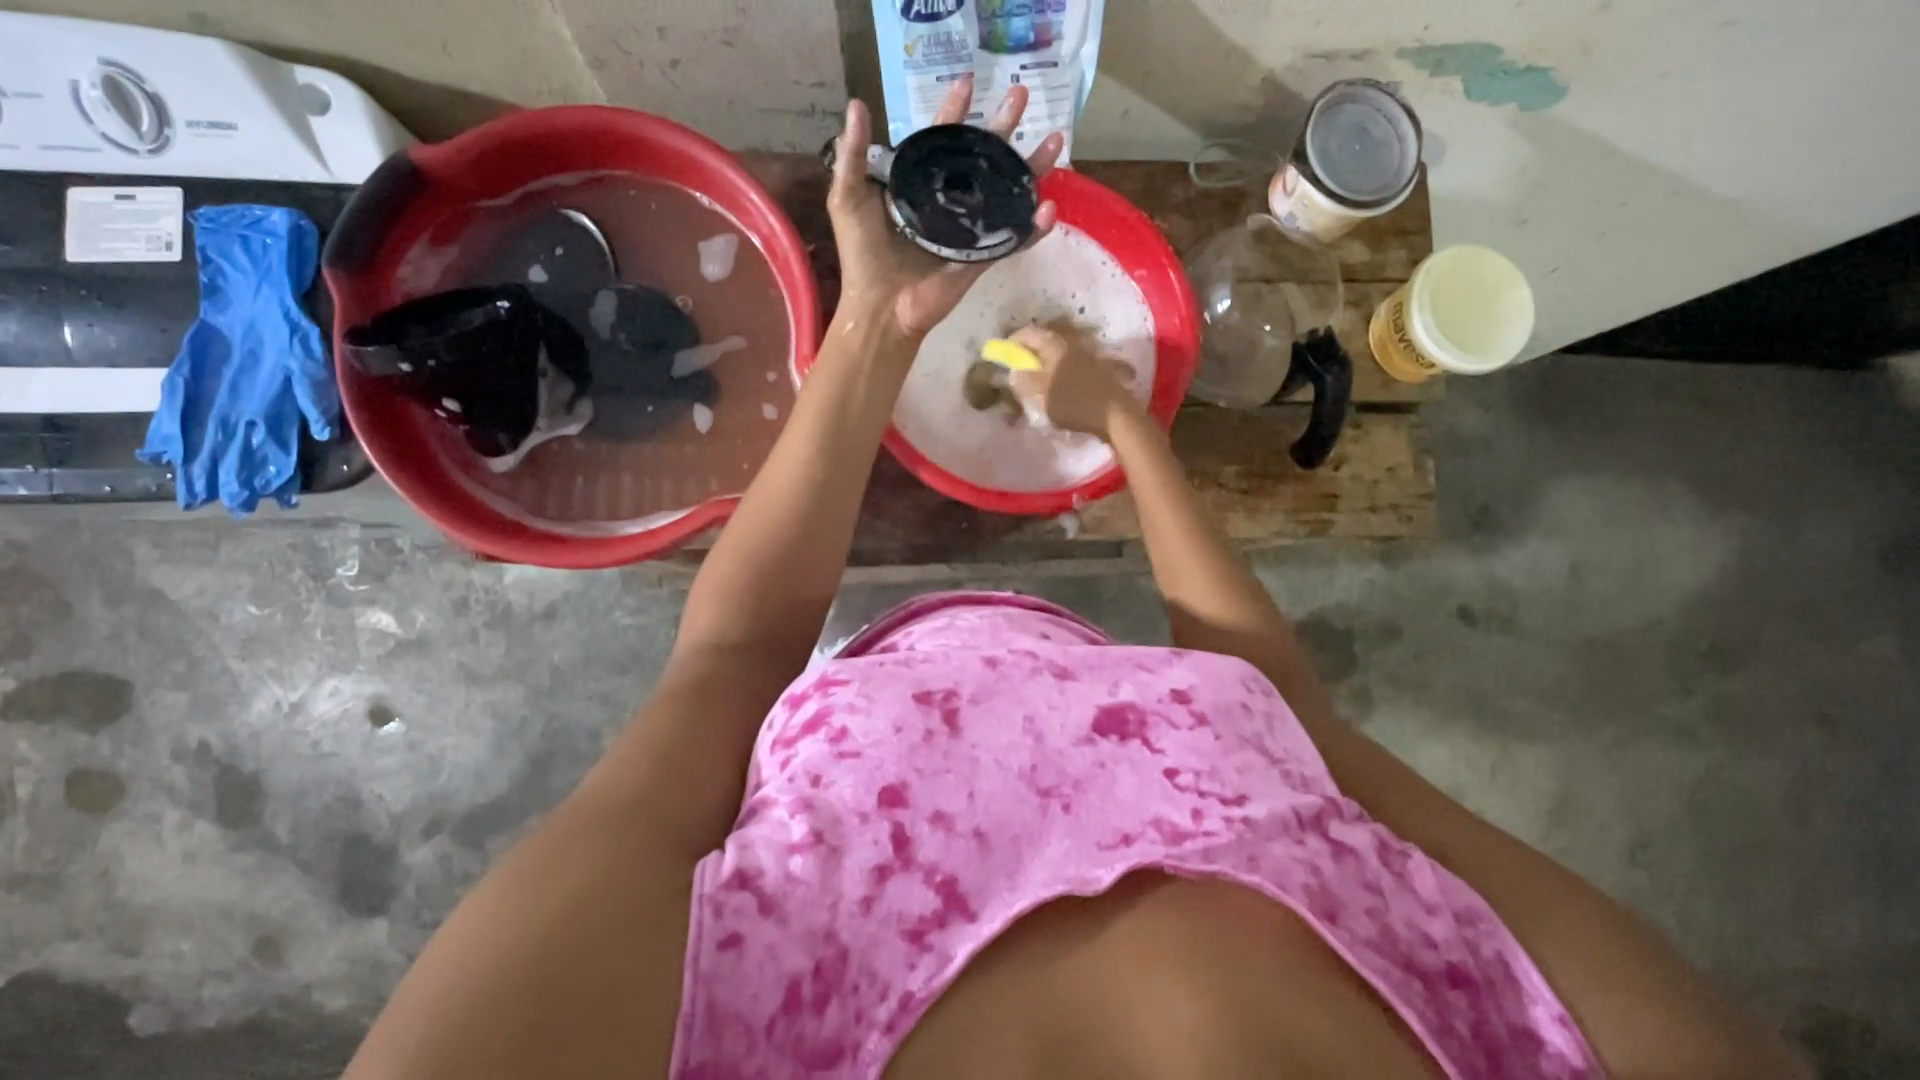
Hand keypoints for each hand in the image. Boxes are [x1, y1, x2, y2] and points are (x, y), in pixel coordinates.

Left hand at [827, 77, 1062, 340]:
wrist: (880, 305)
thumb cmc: (862, 254)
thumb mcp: (848, 197)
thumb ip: (852, 154)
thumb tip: (856, 104)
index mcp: (919, 183)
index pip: (943, 139)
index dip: (955, 110)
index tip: (968, 82)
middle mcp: (949, 200)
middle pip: (984, 156)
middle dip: (1004, 125)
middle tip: (1022, 95)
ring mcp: (970, 228)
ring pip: (1008, 191)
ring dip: (1033, 167)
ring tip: (1055, 141)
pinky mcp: (984, 256)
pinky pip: (1015, 238)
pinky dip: (1035, 226)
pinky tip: (1049, 206)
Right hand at [1006, 325, 1141, 437]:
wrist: (1115, 414)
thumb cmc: (1073, 401)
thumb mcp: (1040, 394)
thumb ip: (1023, 381)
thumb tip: (1014, 371)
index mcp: (1055, 344)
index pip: (1028, 333)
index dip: (1013, 341)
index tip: (1003, 353)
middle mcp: (1071, 343)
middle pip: (1045, 340)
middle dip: (1030, 350)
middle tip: (1019, 365)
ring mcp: (1087, 355)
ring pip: (1059, 352)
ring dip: (1046, 361)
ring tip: (1037, 377)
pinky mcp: (1097, 369)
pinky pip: (1071, 363)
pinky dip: (1060, 369)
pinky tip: (1058, 384)